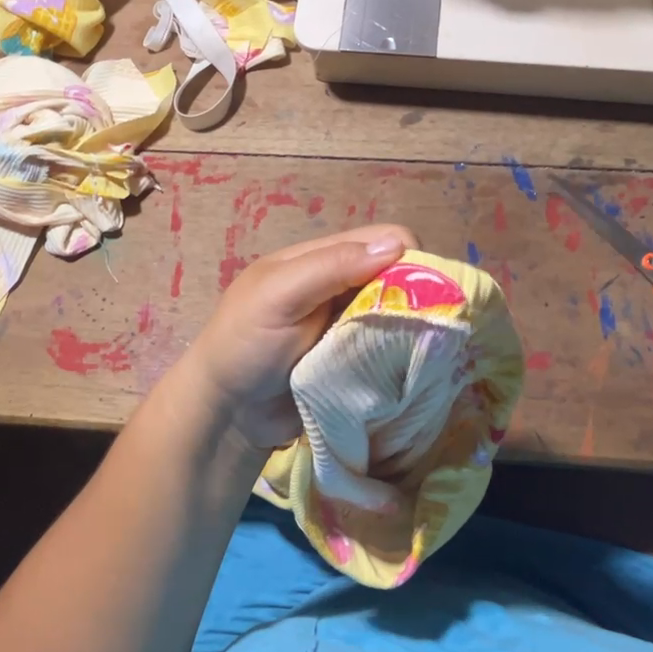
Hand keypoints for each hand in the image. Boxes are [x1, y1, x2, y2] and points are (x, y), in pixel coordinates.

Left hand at [178, 224, 417, 449]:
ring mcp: (354, 329)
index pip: (388, 241)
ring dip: (415, 335)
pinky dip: (406, 361)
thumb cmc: (243, 343)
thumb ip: (330, 266)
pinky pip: (395, 356)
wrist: (223, 410)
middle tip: (429, 334)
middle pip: (403, 280)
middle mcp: (347, 289)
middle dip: (421, 300)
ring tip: (425, 359)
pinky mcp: (359, 366)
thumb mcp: (278, 294)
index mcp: (326, 260)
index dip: (412, 260)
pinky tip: (413, 375)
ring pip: (404, 319)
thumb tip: (397, 245)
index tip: (423, 295)